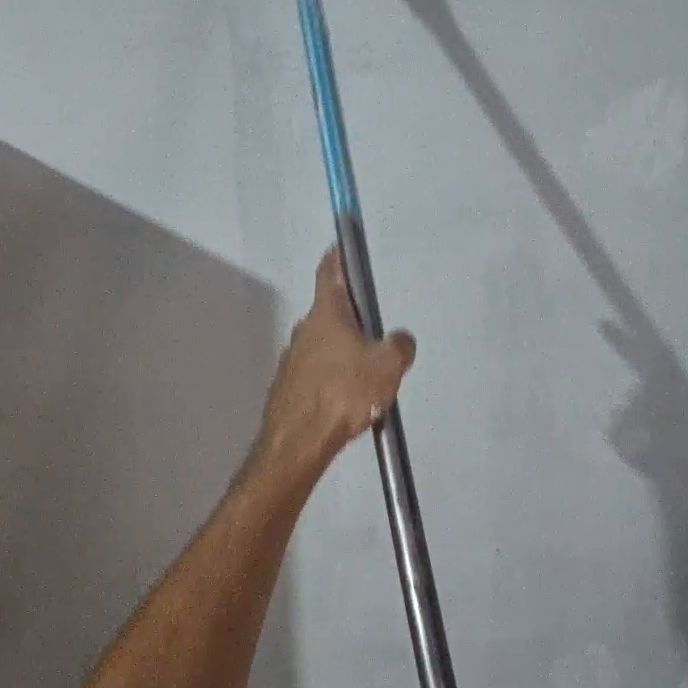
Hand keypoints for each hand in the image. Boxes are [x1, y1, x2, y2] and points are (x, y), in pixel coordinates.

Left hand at [254, 247, 416, 472]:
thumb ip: (399, 346)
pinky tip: (347, 402)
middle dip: (350, 319)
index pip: (330, 274)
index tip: (340, 246)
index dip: (337, 258)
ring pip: (323, 347)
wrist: (299, 440)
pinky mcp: (288, 388)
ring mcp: (291, 360)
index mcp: (326, 315)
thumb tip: (399, 339)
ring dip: (342, 353)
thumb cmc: (344, 392)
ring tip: (366, 377)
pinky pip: (316, 374)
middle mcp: (304, 331)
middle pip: (329, 314)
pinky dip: (331, 380)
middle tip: (374, 333)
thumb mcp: (387, 366)